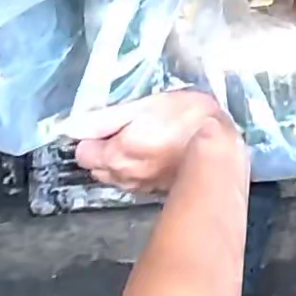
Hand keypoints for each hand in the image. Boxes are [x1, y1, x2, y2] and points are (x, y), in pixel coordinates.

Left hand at [59, 91, 242, 193]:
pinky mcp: (155, 190)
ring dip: (122, 159)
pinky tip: (157, 152)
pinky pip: (135, 179)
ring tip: (146, 137)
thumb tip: (77, 126)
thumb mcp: (147, 105)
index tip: (111, 122)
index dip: (93, 134)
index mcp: (114, 155)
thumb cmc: (184, 119)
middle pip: (98, 166)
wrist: (219, 148)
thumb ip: (109, 117)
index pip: (82, 153)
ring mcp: (139, 186)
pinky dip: (139, 168)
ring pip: (116, 174)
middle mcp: (122, 176)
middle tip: (130, 126)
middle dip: (106, 148)